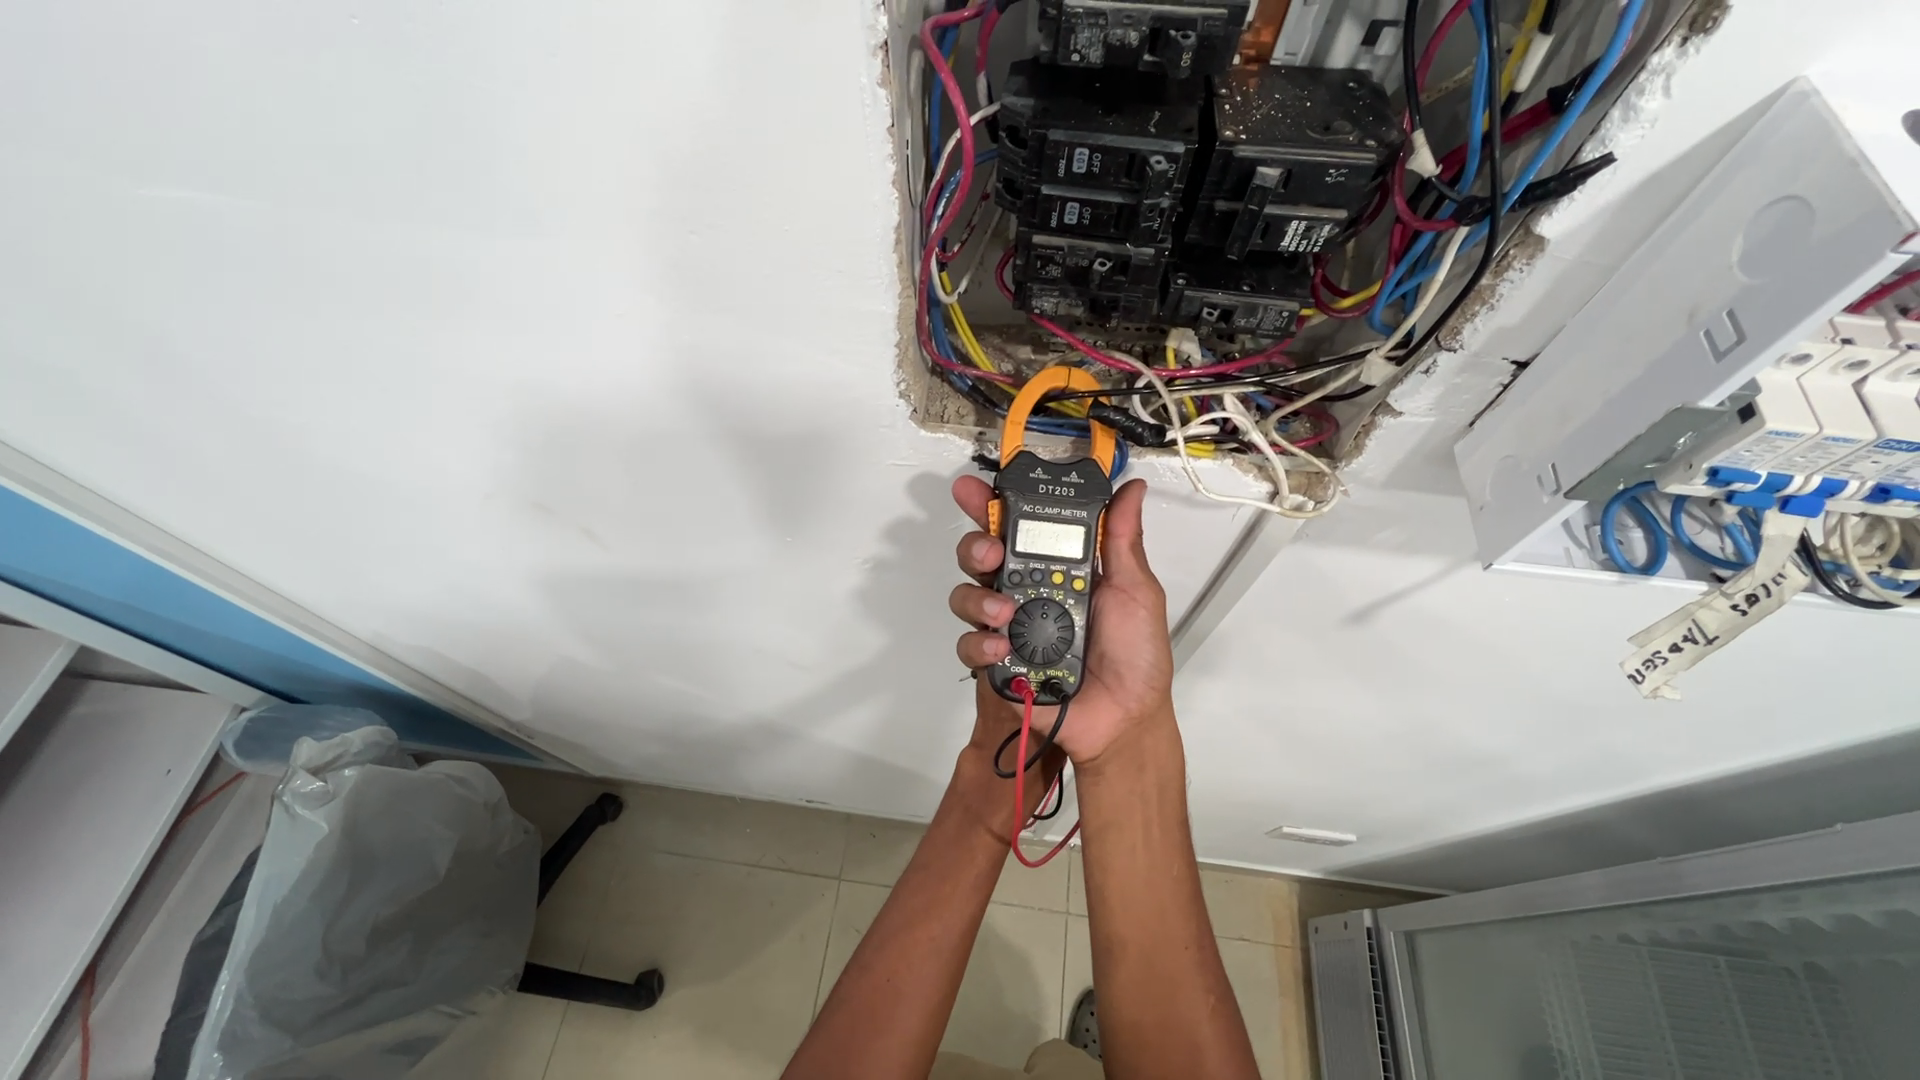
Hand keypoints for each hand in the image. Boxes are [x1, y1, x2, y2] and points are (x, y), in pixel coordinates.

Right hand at [948, 475, 1175, 768]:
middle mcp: (1027, 592)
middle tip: (990, 553)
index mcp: (1058, 569)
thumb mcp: (1136, 590)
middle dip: (975, 546)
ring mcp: (1009, 629)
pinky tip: (1002, 648)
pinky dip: (978, 644)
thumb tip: (1131, 488)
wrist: (1126, 719)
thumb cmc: (1136, 655)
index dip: (992, 506)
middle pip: (981, 557)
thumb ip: (1123, 540)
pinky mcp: (998, 665)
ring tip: (1003, 612)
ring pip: (966, 598)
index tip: (972, 489)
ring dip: (976, 598)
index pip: (1019, 527)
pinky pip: (969, 647)